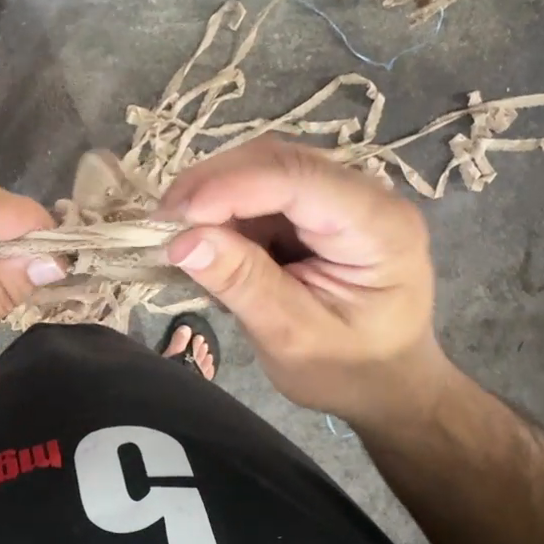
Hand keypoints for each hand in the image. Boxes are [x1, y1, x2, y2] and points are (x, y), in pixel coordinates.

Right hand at [158, 137, 447, 424]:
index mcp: (379, 227)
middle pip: (278, 161)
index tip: (174, 216)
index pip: (299, 180)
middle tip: (160, 224)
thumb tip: (181, 242)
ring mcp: (340, 196)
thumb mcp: (290, 336)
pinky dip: (223, 208)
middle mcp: (366, 195)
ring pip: (263, 167)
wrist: (383, 382)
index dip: (231, 187)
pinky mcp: (316, 206)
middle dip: (213, 185)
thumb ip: (242, 283)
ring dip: (212, 193)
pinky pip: (260, 188)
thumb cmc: (346, 370)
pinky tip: (202, 236)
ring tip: (174, 231)